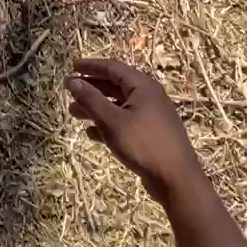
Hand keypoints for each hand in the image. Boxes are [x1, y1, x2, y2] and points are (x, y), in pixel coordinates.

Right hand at [64, 58, 205, 203]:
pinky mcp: (151, 134)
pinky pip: (125, 122)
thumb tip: (73, 81)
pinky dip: (107, 123)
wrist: (177, 181)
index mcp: (143, 87)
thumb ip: (91, 99)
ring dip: (96, 107)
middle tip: (69, 89)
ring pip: (118, 105)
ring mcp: (151, 117)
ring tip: (74, 113)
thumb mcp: (112, 121)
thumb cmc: (143, 145)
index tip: (72, 65)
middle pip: (115, 85)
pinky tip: (91, 133)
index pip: (113, 68)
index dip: (91, 65)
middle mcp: (149, 98)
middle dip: (91, 88)